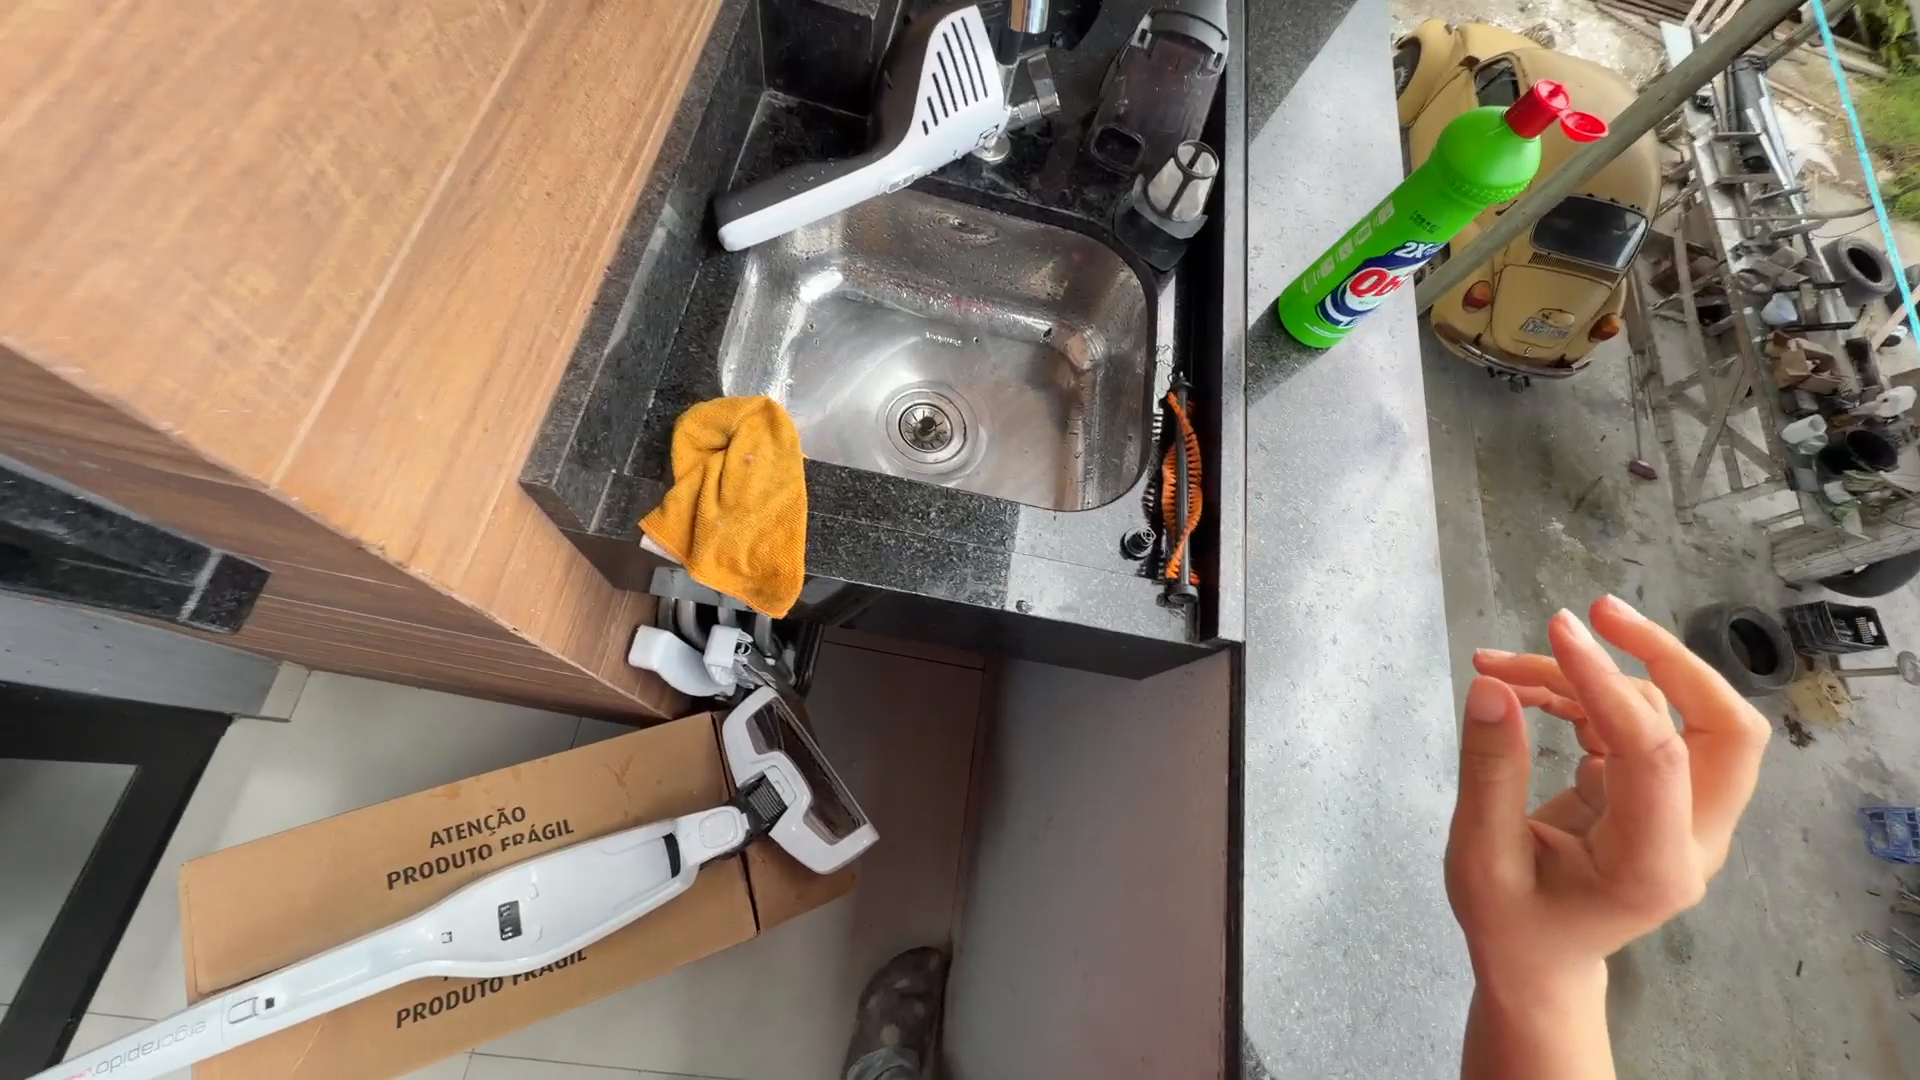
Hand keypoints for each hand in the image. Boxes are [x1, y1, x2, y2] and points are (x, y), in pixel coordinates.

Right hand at [1447, 595, 1770, 1077]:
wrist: (1538, 963)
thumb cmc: (1508, 920)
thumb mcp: (1479, 851)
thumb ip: (1488, 770)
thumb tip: (1490, 685)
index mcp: (1653, 865)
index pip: (1656, 755)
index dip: (1604, 684)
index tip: (1553, 631)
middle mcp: (1692, 839)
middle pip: (1726, 731)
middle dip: (1667, 659)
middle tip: (1596, 613)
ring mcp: (1682, 818)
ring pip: (1670, 718)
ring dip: (1592, 676)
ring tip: (1502, 661)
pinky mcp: (1657, 799)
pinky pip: (1636, 727)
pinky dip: (1582, 695)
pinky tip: (1523, 689)